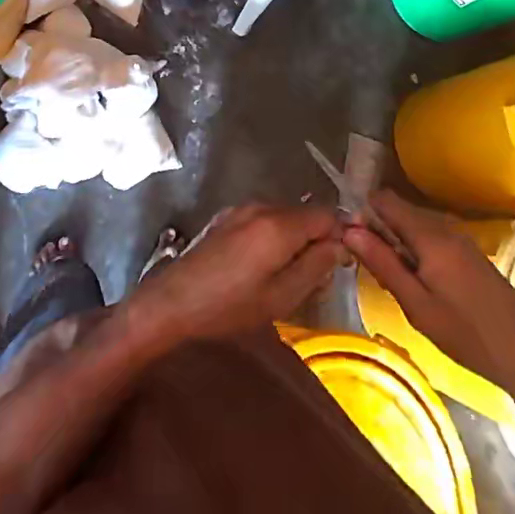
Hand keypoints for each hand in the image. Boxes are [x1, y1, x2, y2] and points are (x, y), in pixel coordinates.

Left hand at [126, 205, 346, 347]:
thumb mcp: (281, 297)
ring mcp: (239, 210)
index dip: (340, 236)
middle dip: (316, 239)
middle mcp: (260, 207)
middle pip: (305, 213)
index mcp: (278, 225)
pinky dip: (272, 237)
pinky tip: (262, 267)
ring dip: (294, 239)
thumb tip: (339, 246)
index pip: (327, 215)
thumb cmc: (229, 306)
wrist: (172, 302)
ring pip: (283, 217)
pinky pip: (262, 220)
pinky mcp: (224, 218)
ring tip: (288, 276)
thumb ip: (315, 266)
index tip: (342, 264)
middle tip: (316, 277)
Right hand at [344, 189, 514, 388]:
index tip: (353, 242)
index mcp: (430, 235)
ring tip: (391, 279)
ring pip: (414, 226)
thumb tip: (349, 230)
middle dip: (378, 230)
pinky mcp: (469, 253)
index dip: (363, 214)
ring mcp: (461, 239)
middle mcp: (446, 227)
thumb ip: (382, 263)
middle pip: (399, 211)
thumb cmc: (465, 333)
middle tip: (371, 268)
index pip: (385, 199)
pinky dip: (416, 252)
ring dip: (396, 243)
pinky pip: (431, 238)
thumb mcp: (415, 303)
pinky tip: (417, 283)